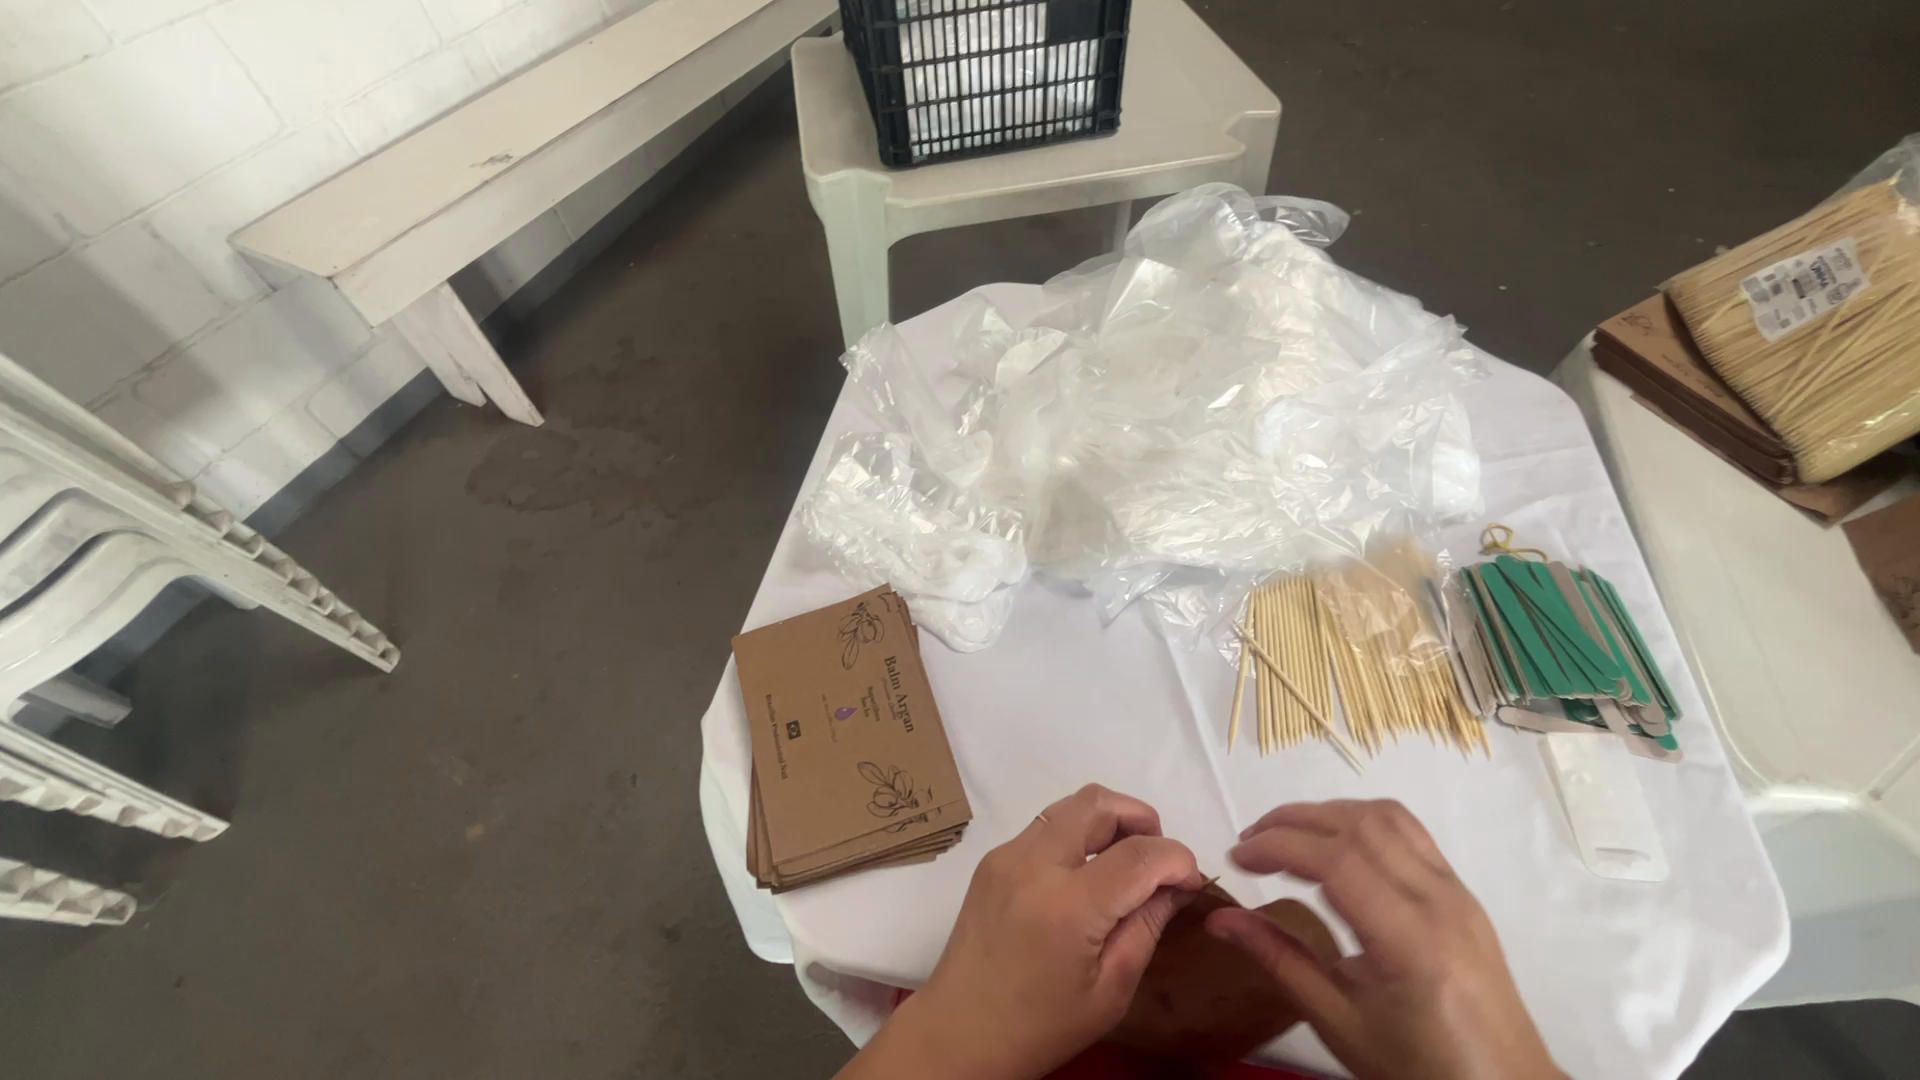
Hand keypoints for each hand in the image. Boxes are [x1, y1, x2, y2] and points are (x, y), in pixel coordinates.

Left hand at [839, 784, 1204, 1079]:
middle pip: (1098, 802)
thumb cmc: (1042, 1024)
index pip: (1138, 854)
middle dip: (1140, 817)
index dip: (1176, 858)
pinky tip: (1085, 874)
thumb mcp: (1111, 989)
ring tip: (1125, 861)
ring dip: (1107, 820)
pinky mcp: (993, 858)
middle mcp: (1034, 864)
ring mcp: (1008, 855)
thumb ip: (1146, 925)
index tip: (1190, 879)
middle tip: (1158, 856)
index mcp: (1069, 906)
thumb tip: (1176, 883)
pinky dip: (1076, 834)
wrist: (961, 1029)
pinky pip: (1045, 826)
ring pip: (1068, 805)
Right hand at [1206, 800, 1564, 1079]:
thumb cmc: (1418, 1069)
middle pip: (1356, 825)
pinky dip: (1359, 819)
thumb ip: (1276, 958)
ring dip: (1325, 813)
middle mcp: (1439, 902)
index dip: (1277, 847)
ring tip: (1284, 835)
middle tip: (1249, 843)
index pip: (1335, 860)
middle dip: (1291, 822)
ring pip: (1384, 816)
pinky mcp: (1461, 890)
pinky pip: (1408, 830)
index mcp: (1411, 941)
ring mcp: (1456, 890)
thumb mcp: (1337, 1021)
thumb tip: (1218, 918)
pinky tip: (1333, 842)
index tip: (1237, 859)